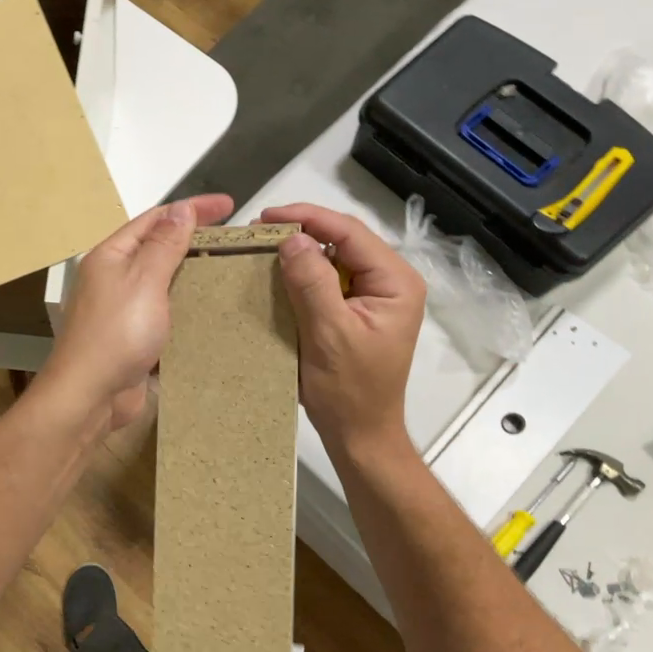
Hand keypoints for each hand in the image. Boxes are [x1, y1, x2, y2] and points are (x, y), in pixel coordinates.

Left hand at [38, 194, 235, 430]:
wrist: (89, 396)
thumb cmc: (115, 334)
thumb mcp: (144, 280)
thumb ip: (164, 245)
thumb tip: (181, 209)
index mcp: (111, 257)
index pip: (154, 219)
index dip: (191, 208)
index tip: (230, 205)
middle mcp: (112, 280)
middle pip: (156, 249)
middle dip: (193, 240)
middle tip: (234, 241)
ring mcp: (121, 312)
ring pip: (161, 284)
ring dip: (190, 276)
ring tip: (228, 273)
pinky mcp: (131, 341)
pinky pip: (162, 317)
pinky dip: (184, 311)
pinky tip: (209, 315)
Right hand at [268, 203, 425, 452]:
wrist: (359, 434)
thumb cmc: (348, 390)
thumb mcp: (329, 334)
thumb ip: (312, 283)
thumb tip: (291, 239)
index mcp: (395, 282)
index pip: (350, 233)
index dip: (309, 218)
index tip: (267, 216)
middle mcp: (389, 283)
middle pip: (343, 242)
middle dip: (302, 233)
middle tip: (258, 233)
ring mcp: (372, 299)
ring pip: (333, 260)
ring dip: (299, 255)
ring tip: (261, 251)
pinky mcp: (355, 314)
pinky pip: (327, 283)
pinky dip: (301, 278)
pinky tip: (276, 279)